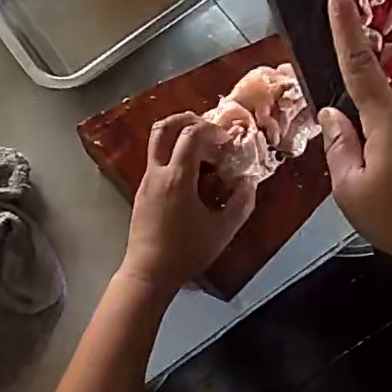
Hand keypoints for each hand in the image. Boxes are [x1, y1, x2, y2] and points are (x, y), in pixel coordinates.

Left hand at [119, 112, 256, 298]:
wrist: (148, 272)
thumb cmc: (186, 252)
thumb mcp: (223, 230)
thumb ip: (241, 203)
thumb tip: (249, 182)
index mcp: (176, 179)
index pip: (192, 134)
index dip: (213, 130)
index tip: (227, 141)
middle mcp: (156, 174)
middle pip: (164, 127)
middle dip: (187, 119)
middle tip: (208, 127)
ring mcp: (145, 183)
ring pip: (157, 144)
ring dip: (179, 138)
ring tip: (203, 153)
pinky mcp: (141, 193)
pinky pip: (156, 162)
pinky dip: (173, 157)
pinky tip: (191, 176)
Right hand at [320, 0, 391, 274]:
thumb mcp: (348, 188)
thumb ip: (338, 145)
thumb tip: (332, 113)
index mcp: (387, 120)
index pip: (358, 66)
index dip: (345, 29)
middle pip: (378, 113)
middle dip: (364, 138)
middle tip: (362, 183)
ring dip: (388, 154)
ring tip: (391, 196)